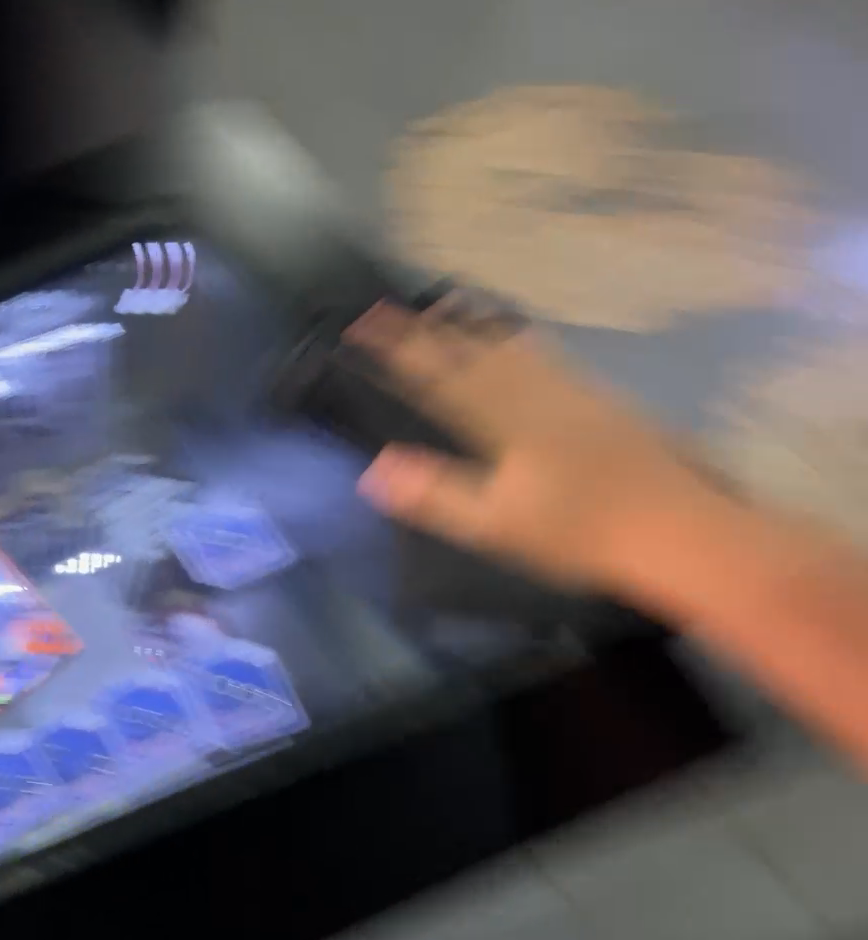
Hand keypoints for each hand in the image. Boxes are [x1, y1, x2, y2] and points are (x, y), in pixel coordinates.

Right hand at [343, 295, 736, 594]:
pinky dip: (516, 339)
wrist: (681, 532)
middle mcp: (535, 396)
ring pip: (509, 349)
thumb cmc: (577, 532)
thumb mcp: (494, 523)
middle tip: (385, 308)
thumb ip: (434, 494)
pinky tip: (514, 335)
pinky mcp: (597, 403)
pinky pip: (545, 357)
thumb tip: (374, 466)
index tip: (361, 327)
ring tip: (442, 303)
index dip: (396, 351)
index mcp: (504, 423)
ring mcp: (570, 395)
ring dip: (468, 326)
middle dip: (422, 330)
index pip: (436, 379)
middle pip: (468, 355)